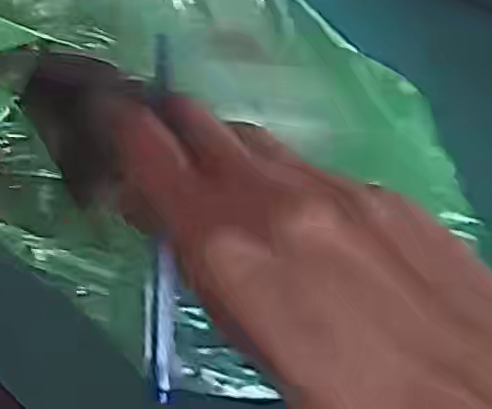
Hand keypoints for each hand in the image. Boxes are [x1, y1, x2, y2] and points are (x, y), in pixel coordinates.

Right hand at [111, 96, 491, 408]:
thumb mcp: (248, 340)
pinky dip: (293, 183)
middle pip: (194, 116)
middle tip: (161, 150)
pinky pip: (316, 168)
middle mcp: (270, 194)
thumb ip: (196, 265)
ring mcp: (337, 187)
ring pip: (252, 137)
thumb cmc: (353, 407)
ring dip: (229, 152)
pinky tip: (322, 231)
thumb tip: (152, 213)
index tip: (99, 111)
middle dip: (168, 122)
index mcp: (223, 241)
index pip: (143, 142)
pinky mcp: (393, 197)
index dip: (113, 117)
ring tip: (237, 192)